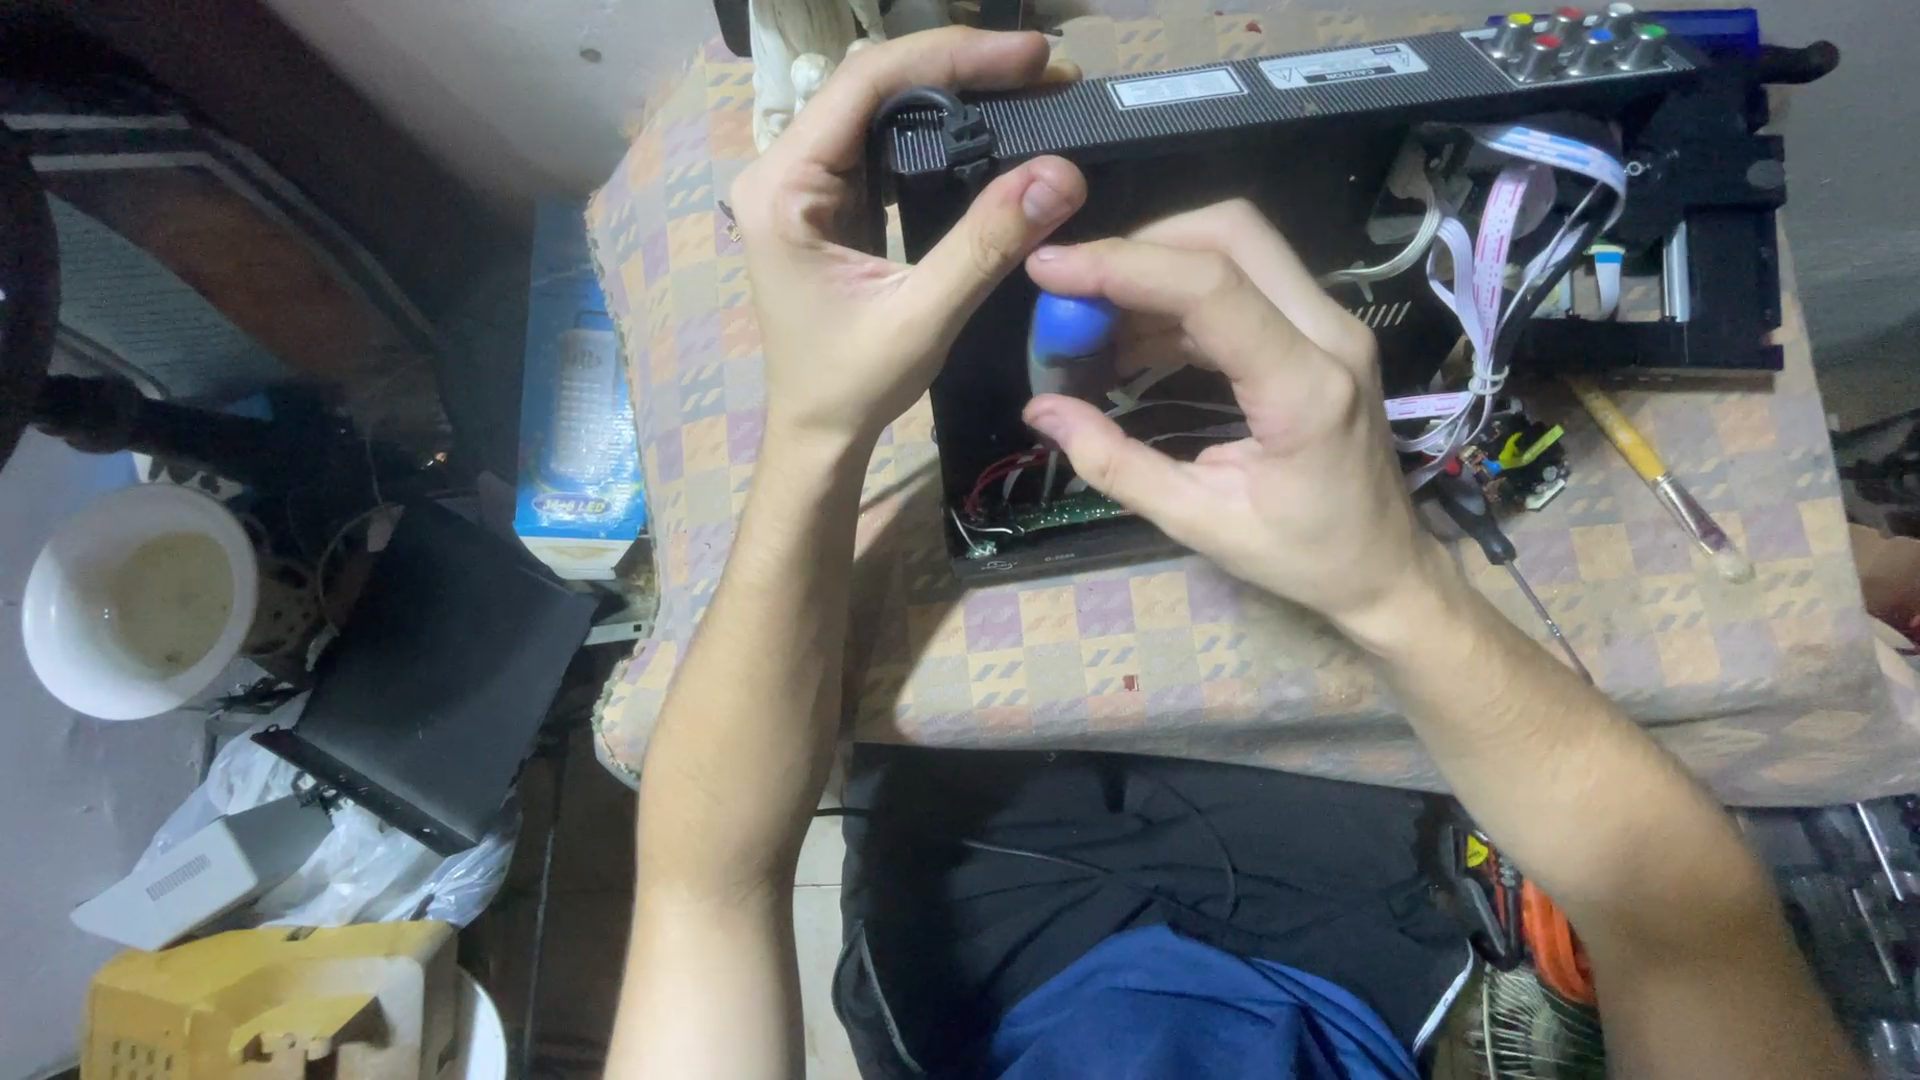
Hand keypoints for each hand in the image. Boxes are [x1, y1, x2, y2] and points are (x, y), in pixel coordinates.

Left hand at [729, 28, 1086, 448]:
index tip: (1032, 59)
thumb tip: (1060, 174)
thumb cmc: (853, 386)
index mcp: (784, 190)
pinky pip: (881, 153)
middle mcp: (783, 175)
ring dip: (951, 100)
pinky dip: (934, 140)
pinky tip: (981, 136)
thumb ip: (985, 244)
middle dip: (959, 73)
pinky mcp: (826, 209)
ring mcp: (802, 190)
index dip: (952, 57)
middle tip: (1042, 75)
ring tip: (1023, 95)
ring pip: (879, 115)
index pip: (866, 85)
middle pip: (872, 90)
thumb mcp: (922, 317)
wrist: (819, 432)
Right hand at [1022, 200, 1443, 632]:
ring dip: (1154, 270)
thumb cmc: (1302, 555)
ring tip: (1091, 326)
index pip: (1211, 288)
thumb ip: (1115, 463)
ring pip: (1238, 247)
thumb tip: (1040, 410)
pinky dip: (1177, 297)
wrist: (1385, 565)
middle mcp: (1329, 335)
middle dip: (1139, 248)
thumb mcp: (1198, 522)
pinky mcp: (1317, 331)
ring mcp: (1331, 325)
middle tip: (1073, 293)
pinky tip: (1133, 341)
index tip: (1049, 270)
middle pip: (1231, 235)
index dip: (1122, 266)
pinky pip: (1242, 283)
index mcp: (1305, 389)